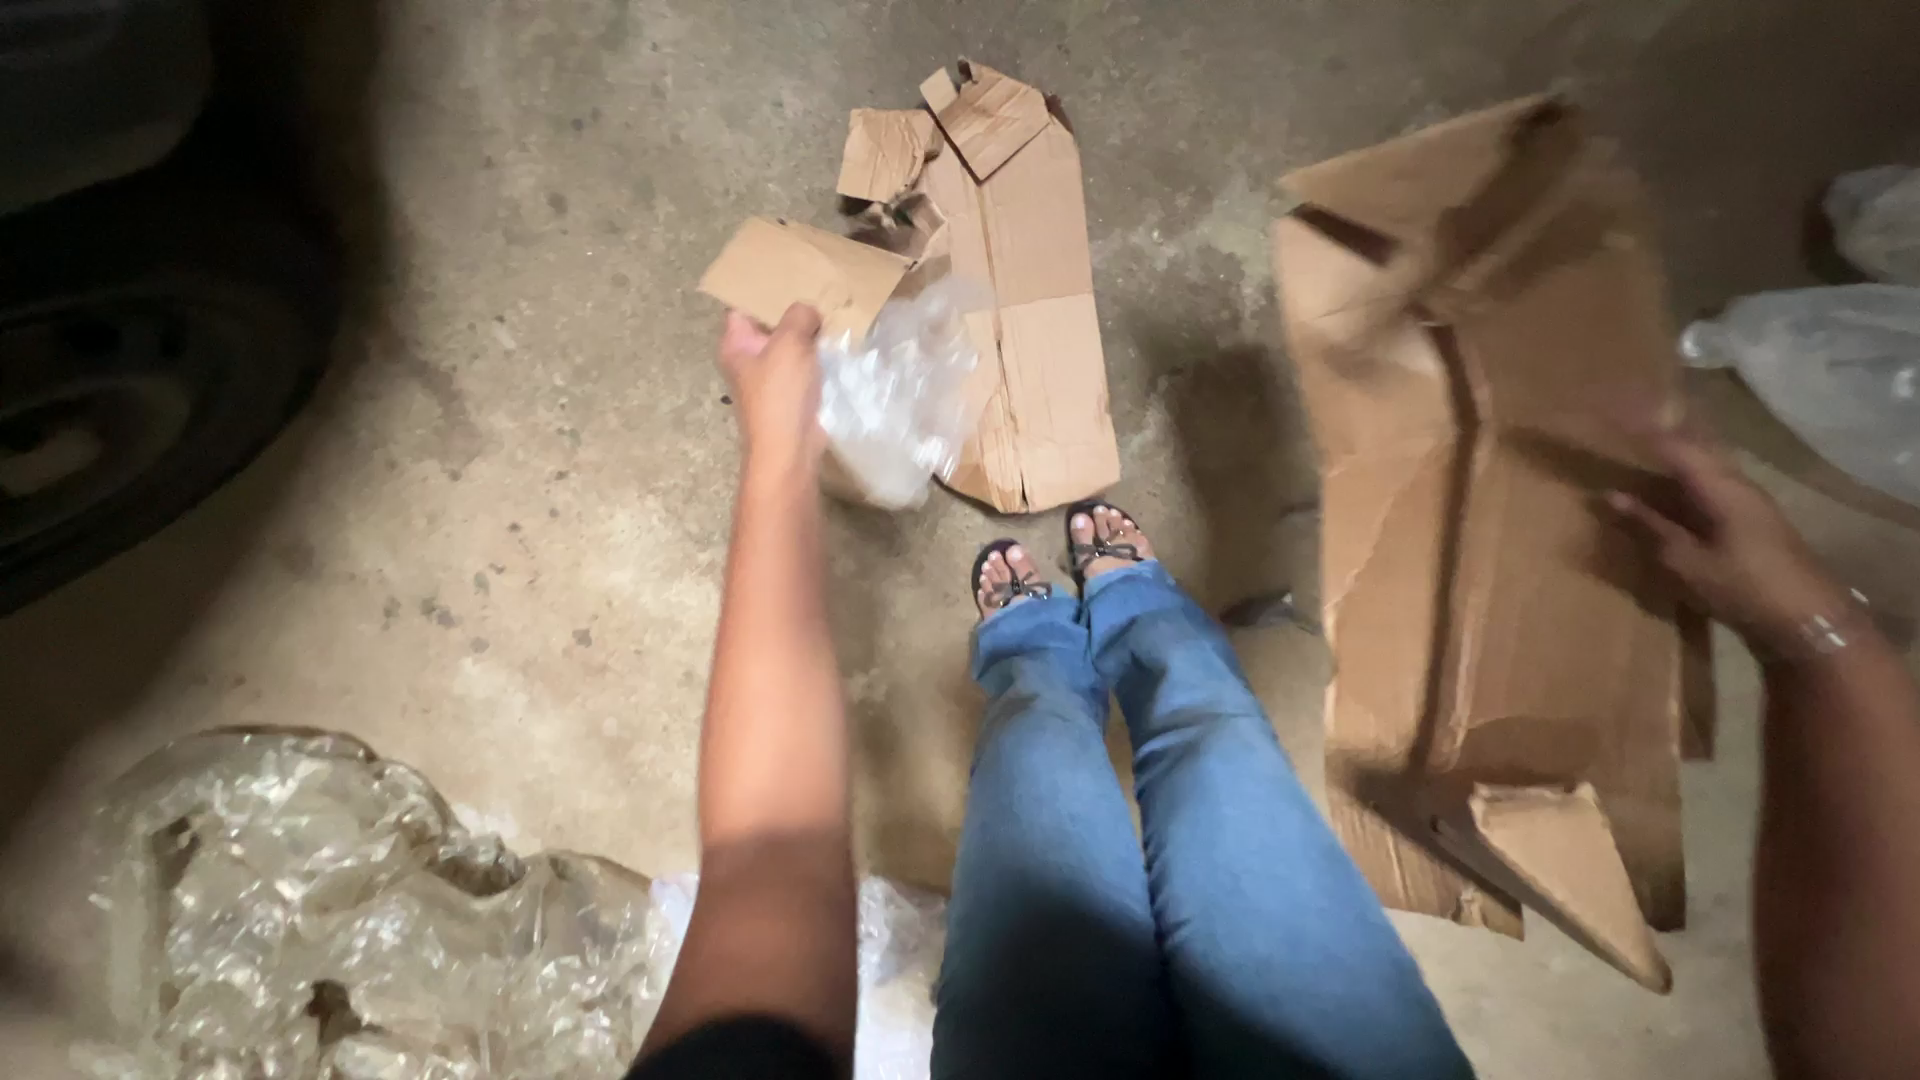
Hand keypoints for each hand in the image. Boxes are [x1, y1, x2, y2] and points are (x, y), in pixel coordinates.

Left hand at [718, 304, 824, 472]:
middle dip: (794, 312)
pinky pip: (806, 368)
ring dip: (811, 336)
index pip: (744, 307)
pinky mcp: (792, 396)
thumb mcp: (789, 343)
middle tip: (819, 291)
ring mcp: (772, 380)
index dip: (764, 291)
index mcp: (736, 345)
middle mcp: (749, 360)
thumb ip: (799, 316)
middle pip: (771, 326)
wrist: (790, 449)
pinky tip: (838, 345)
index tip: (790, 276)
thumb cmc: (781, 393)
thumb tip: (809, 313)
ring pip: (792, 348)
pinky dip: (819, 358)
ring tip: (834, 313)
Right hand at [1606, 423, 1851, 656]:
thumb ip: (1649, 524)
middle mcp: (1738, 487)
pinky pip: (1707, 486)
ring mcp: (1746, 504)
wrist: (1806, 620)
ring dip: (1671, 455)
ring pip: (1703, 467)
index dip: (1643, 431)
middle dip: (1661, 435)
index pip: (1677, 448)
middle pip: (1696, 449)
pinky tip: (1662, 484)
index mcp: (1723, 490)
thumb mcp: (1685, 559)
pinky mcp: (1747, 521)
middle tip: (1622, 421)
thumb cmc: (1742, 586)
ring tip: (1636, 446)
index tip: (1611, 415)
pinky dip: (1680, 478)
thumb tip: (1611, 494)